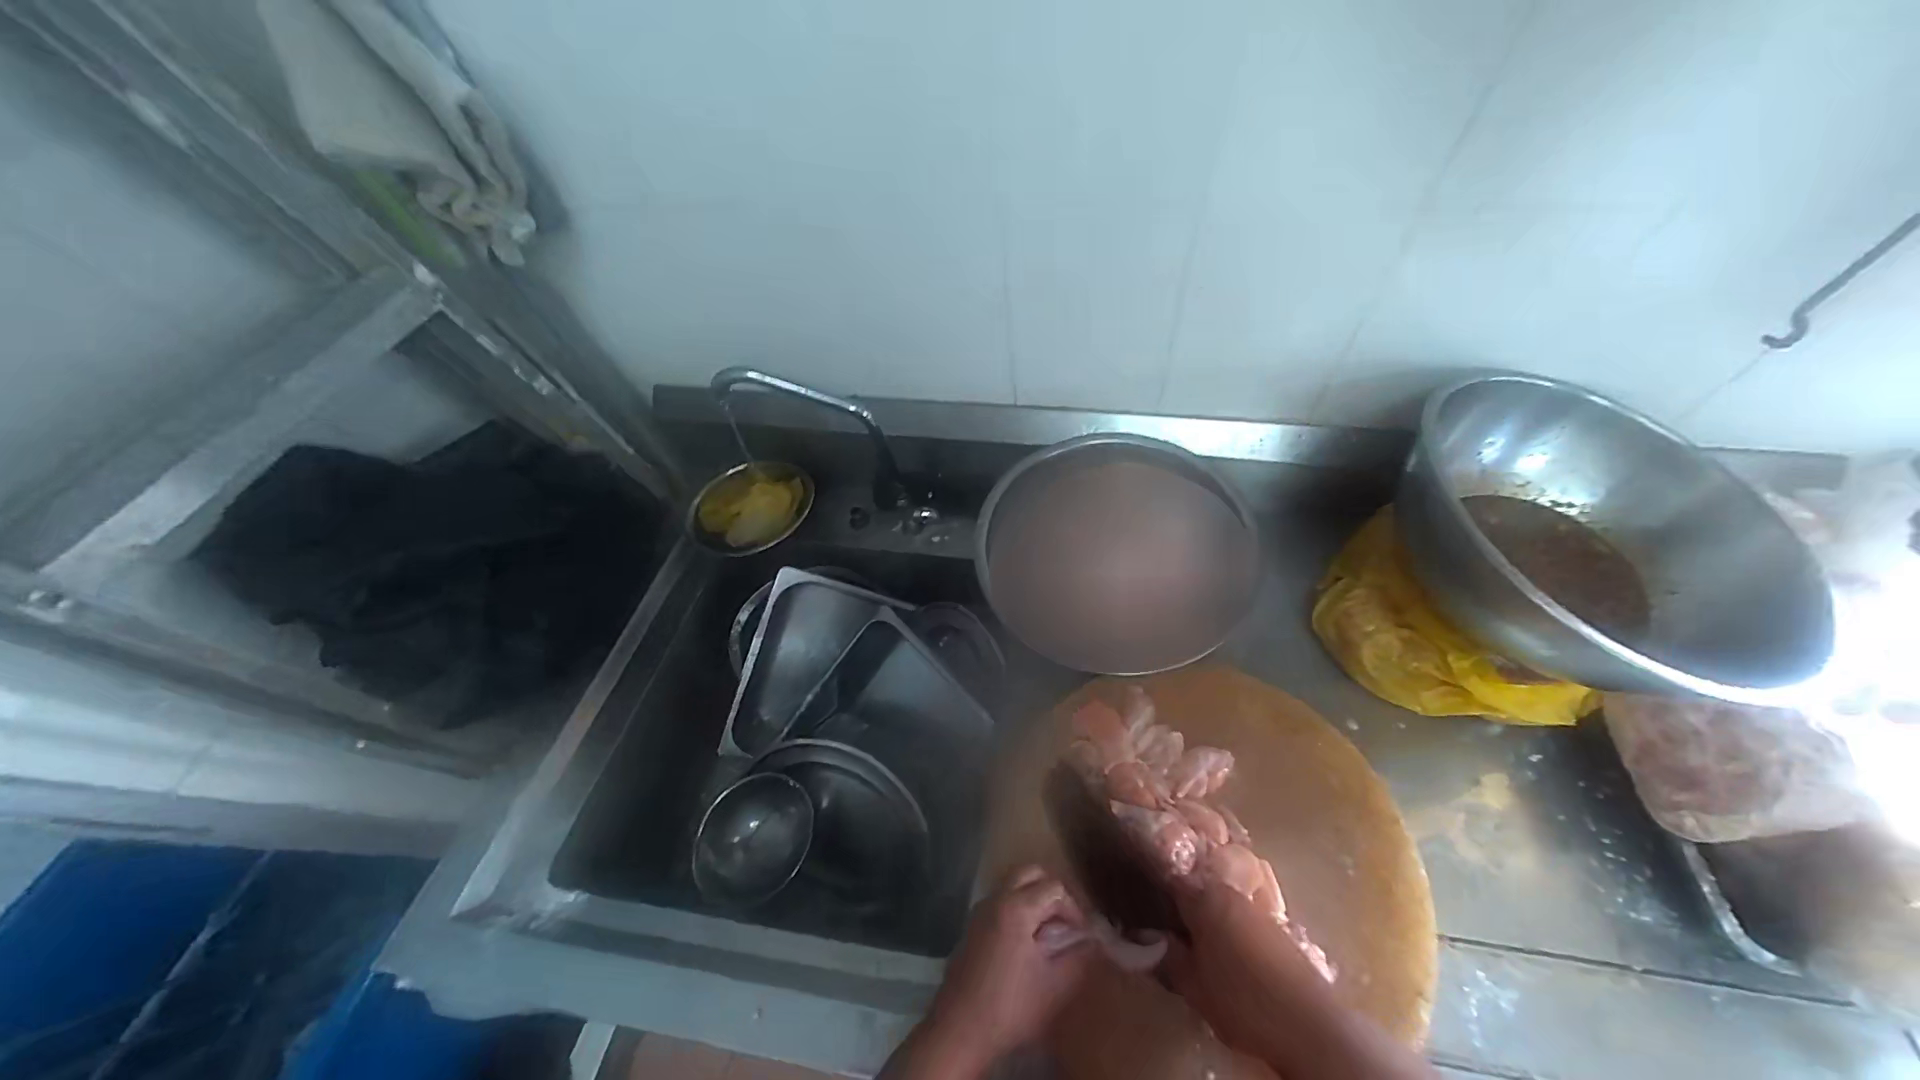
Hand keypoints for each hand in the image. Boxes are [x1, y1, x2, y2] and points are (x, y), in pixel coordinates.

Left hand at [893, 866, 1095, 1078]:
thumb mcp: (1055, 987)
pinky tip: (1027, 941)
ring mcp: (980, 910)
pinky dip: (1017, 907)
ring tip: (1049, 931)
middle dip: (1052, 891)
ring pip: (1012, 884)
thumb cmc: (1010, 1007)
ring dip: (1034, 897)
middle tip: (1067, 921)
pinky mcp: (972, 925)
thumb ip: (1079, 958)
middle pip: (1029, 873)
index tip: (1082, 935)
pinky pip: (999, 901)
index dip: (1074, 908)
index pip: (1054, 888)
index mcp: (1016, 908)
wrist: (960, 1028)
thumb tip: (1093, 942)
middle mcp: (996, 899)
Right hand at [1164, 880, 1436, 1079]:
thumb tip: (1143, 936)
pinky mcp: (1276, 928)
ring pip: (1219, 902)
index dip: (1150, 888)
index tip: (1135, 898)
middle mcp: (1231, 892)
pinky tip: (1220, 948)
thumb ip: (1165, 956)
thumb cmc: (1242, 1000)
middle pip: (1196, 888)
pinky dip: (1226, 926)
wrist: (1310, 1025)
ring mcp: (1257, 907)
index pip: (1168, 879)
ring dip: (1203, 915)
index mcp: (1205, 896)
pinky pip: (1239, 917)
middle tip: (1160, 923)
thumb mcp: (1192, 984)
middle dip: (1177, 902)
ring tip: (1188, 937)